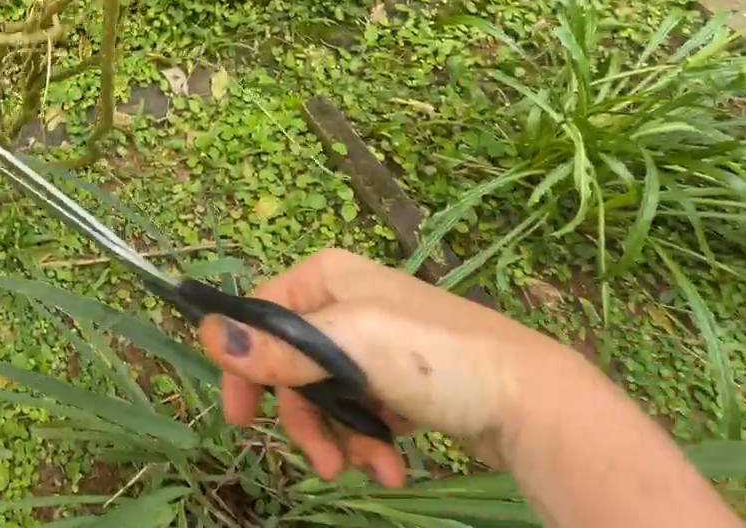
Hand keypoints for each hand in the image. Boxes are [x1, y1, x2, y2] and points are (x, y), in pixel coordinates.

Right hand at [198, 248, 597, 485]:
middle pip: (292, 362)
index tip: (241, 418)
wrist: (537, 404)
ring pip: (327, 392)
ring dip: (340, 437)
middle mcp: (345, 301)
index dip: (245, 364)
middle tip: (320, 463)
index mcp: (326, 277)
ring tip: (370, 470)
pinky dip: (370, 439)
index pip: (260, 315)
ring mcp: (376, 340)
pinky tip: (392, 465)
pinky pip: (363, 407)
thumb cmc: (434, 357)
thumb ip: (277, 348)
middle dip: (305, 417)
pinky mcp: (404, 377)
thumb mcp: (348, 347)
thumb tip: (208, 336)